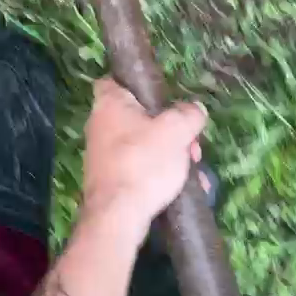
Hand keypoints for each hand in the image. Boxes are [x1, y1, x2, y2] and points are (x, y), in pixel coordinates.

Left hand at [78, 77, 207, 234]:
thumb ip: (188, 115)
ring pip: (143, 145)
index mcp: (109, 103)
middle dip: (171, 131)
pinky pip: (139, 168)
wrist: (117, 216)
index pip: (115, 80)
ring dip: (170, 156)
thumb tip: (195, 109)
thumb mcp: (176, 131)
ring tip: (194, 173)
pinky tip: (183, 190)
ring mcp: (102, 154)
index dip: (139, 86)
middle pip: (140, 117)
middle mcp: (100, 125)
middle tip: (191, 147)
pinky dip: (159, 175)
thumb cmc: (143, 163)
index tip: (162, 98)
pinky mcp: (109, 179)